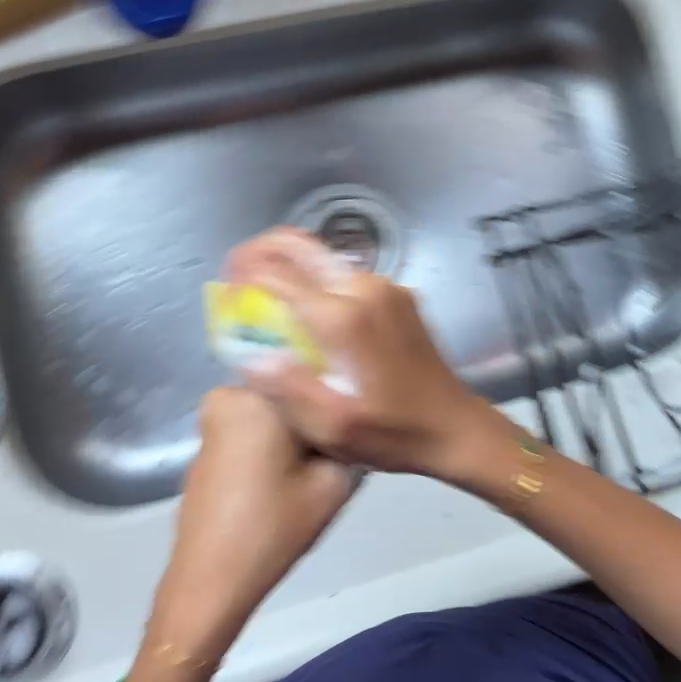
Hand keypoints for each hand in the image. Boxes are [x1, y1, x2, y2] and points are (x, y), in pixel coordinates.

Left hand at [149, 387, 356, 659]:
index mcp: (256, 394)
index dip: (342, 400)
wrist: (211, 581)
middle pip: (293, 394)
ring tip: (315, 471)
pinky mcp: (208, 446)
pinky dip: (274, 448)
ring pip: (275, 414)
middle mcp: (228, 396)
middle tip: (338, 456)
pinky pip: (254, 431)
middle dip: (317, 418)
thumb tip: (356, 424)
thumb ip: (353, 441)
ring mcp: (212, 421)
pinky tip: (286, 481)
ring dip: (296, 435)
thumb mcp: (335, 482)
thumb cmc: (273, 527)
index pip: (314, 376)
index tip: (359, 427)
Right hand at [226, 228, 515, 483]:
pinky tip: (310, 314)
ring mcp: (386, 288)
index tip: (225, 288)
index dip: (244, 275)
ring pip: (324, 262)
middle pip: (301, 248)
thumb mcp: (332, 425)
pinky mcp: (399, 296)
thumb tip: (248, 354)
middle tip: (238, 276)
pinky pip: (347, 278)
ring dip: (292, 271)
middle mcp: (364, 288)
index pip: (277, 274)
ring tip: (269, 299)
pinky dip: (319, 285)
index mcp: (342, 317)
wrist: (456, 427)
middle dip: (262, 254)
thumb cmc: (393, 433)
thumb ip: (285, 386)